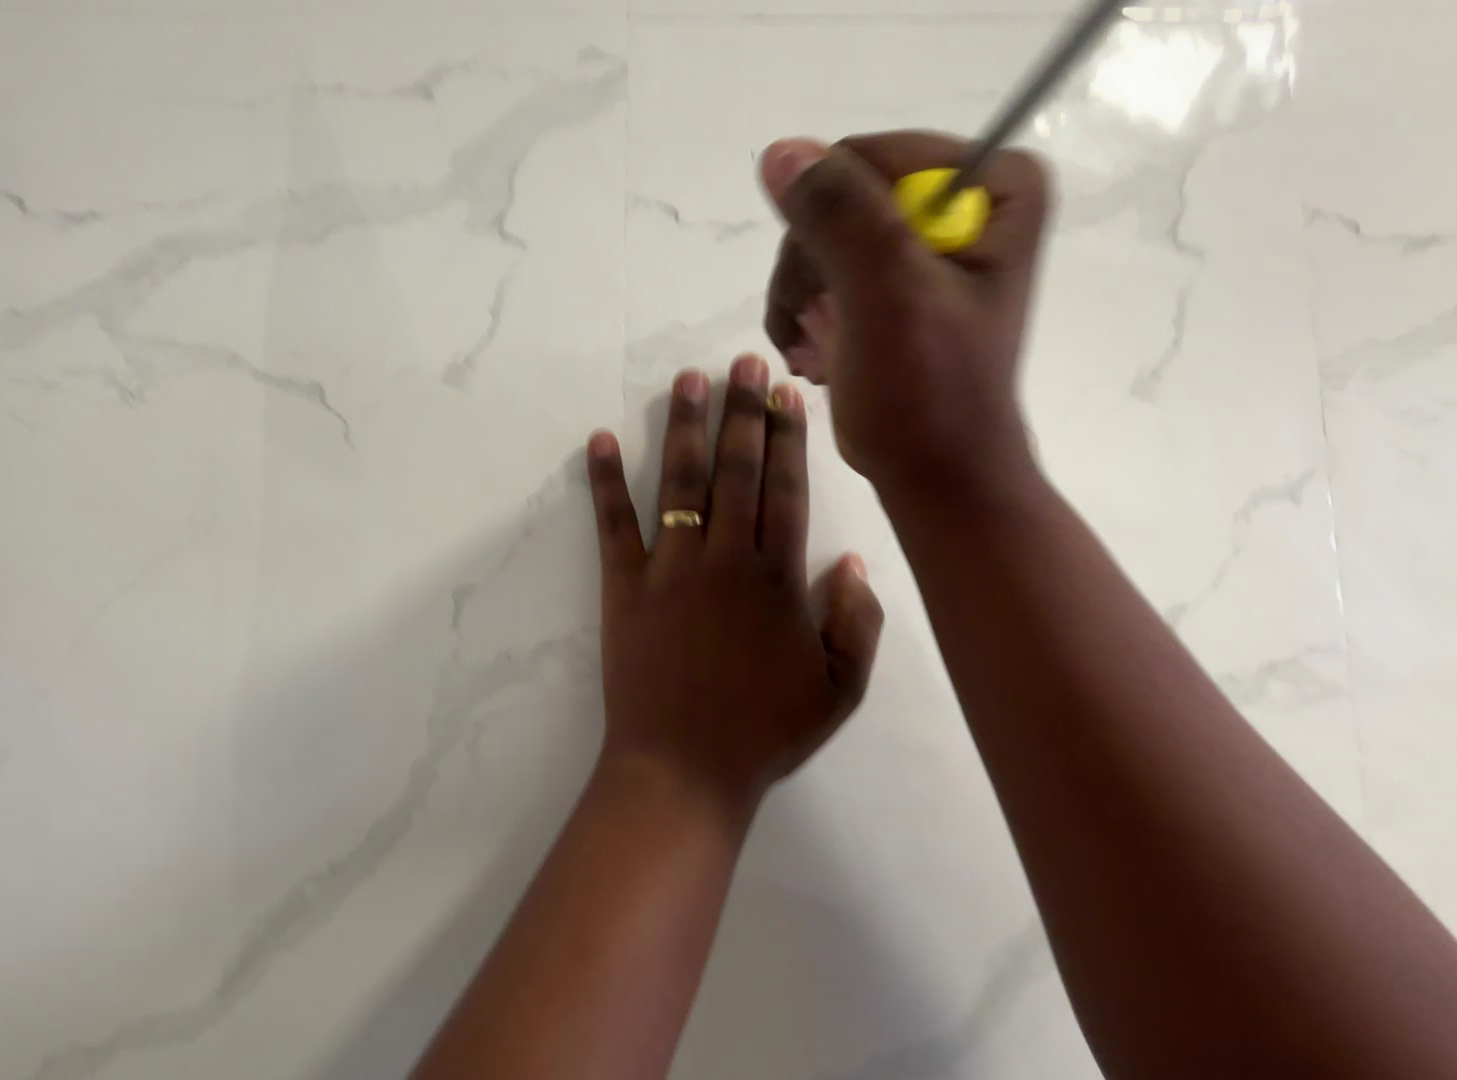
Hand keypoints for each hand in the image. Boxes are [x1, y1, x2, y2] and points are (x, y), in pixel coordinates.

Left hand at [585, 356, 882, 812]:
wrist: (684, 767)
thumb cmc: (763, 733)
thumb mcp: (839, 689)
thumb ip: (858, 623)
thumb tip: (856, 560)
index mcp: (776, 578)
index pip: (785, 489)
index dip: (787, 437)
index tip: (786, 393)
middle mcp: (723, 558)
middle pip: (736, 470)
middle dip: (741, 411)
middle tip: (742, 361)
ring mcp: (669, 569)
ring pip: (680, 483)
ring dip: (684, 428)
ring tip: (687, 381)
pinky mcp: (623, 587)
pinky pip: (612, 524)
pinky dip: (604, 481)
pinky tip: (598, 440)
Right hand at [756, 132, 1052, 497]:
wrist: (935, 472)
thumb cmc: (926, 391)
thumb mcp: (886, 294)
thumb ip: (839, 215)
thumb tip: (780, 153)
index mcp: (993, 184)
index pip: (869, 160)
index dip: (833, 224)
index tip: (837, 291)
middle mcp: (961, 202)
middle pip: (839, 201)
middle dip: (813, 271)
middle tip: (817, 329)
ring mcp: (921, 246)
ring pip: (819, 239)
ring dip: (800, 300)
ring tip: (812, 353)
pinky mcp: (891, 284)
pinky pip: (822, 272)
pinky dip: (806, 316)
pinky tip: (816, 356)